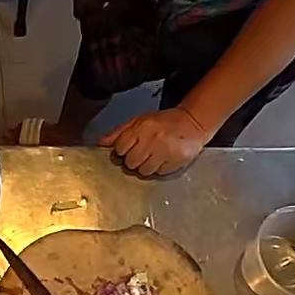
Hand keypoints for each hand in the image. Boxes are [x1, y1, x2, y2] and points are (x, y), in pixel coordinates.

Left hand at [99, 105, 214, 176]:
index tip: (128, 147)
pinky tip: (162, 159)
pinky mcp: (174, 163)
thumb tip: (101, 143)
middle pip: (130, 162)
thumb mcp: (139, 121)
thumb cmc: (164, 122)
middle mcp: (151, 141)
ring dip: (145, 166)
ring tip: (153, 156)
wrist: (193, 123)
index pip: (120, 147)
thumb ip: (120, 132)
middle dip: (133, 159)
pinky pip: (157, 173)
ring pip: (143, 171)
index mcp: (141, 128)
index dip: (122, 149)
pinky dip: (158, 169)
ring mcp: (163, 153)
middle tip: (142, 153)